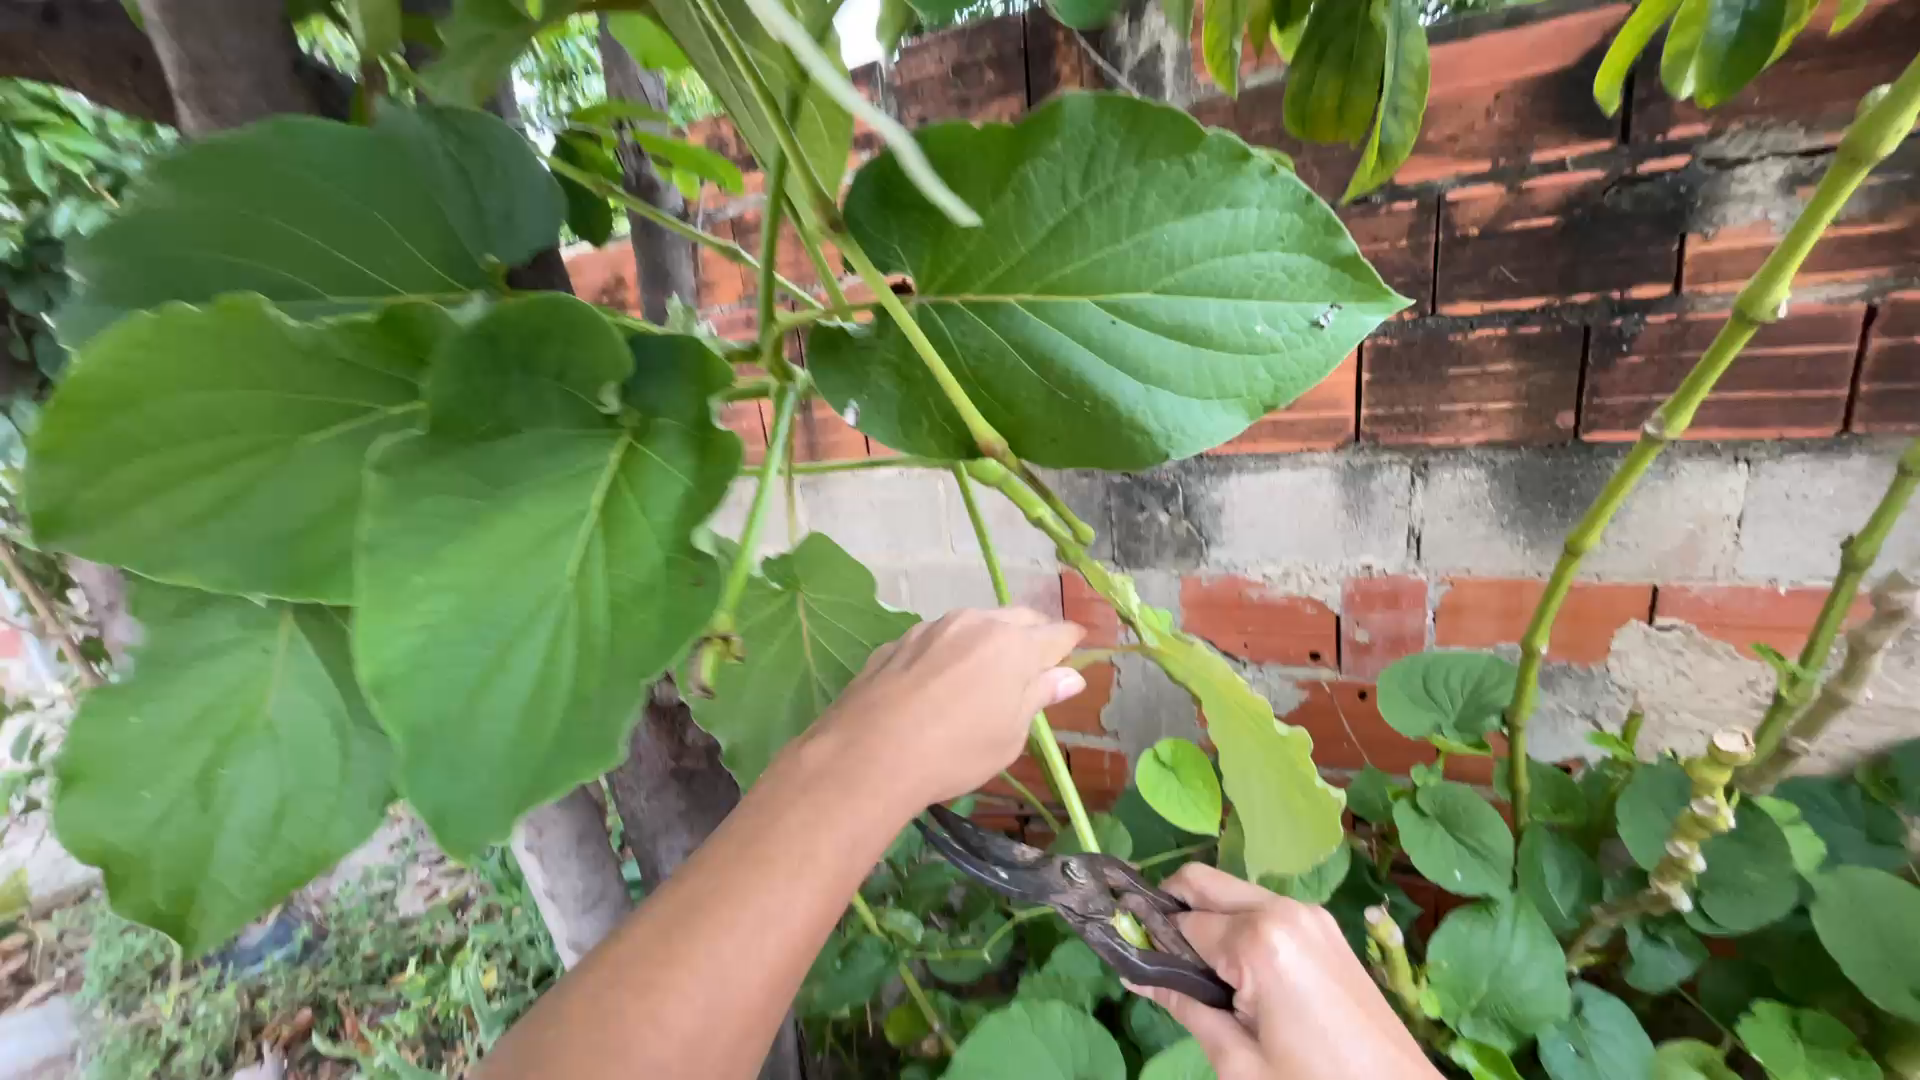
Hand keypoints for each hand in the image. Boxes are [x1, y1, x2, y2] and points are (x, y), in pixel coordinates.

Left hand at [806, 608, 1084, 807]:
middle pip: (1018, 619)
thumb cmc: (955, 752)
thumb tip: (1071, 676)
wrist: (869, 753)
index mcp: (1014, 645)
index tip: (1077, 647)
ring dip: (991, 638)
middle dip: (1035, 633)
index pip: (1056, 634)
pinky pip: (939, 637)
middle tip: (1040, 658)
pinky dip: (953, 649)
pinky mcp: (901, 639)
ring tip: (990, 667)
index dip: (1071, 641)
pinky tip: (943, 678)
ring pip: (976, 622)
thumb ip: (1039, 696)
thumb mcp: (1010, 734)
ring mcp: (934, 627)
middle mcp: (976, 623)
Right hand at [1128, 864, 1442, 1079]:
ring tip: (1207, 976)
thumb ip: (1184, 1008)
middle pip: (1203, 882)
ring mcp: (1309, 914)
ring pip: (1232, 892)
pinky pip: (1264, 908)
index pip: (1181, 922)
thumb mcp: (1240, 1064)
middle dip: (1173, 908)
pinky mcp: (1325, 927)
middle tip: (1163, 958)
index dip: (1155, 942)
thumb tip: (1134, 978)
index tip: (1137, 961)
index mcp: (1259, 940)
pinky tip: (1241, 974)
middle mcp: (1282, 909)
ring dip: (1208, 918)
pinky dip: (1240, 925)